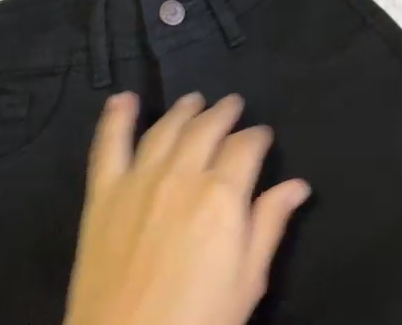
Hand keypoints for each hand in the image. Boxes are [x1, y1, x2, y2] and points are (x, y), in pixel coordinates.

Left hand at [63, 92, 311, 324]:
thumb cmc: (199, 320)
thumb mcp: (247, 281)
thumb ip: (269, 225)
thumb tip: (298, 185)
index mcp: (222, 195)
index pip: (246, 146)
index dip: (257, 136)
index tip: (262, 135)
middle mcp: (182, 174)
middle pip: (207, 127)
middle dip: (224, 112)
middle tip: (232, 104)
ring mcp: (139, 179)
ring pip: (166, 127)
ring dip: (183, 109)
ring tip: (194, 101)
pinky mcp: (103, 193)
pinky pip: (108, 144)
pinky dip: (116, 117)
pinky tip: (123, 99)